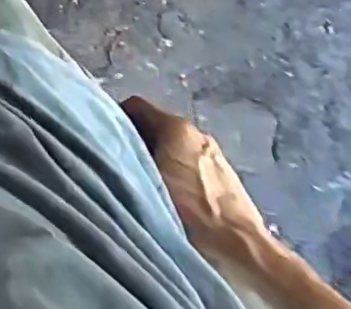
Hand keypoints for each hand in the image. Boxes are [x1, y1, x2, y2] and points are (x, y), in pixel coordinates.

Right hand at [122, 96, 267, 249]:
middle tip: (124, 162)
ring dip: (158, 155)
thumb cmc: (192, 211)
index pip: (136, 105)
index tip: (108, 137)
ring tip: (147, 180)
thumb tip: (113, 145)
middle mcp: (194, 130)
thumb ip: (130, 156)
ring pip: (173, 142)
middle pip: (155, 123)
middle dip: (138, 138)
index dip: (118, 116)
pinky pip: (189, 158)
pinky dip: (176, 167)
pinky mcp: (223, 171)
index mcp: (175, 125)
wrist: (243, 245)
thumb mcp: (149, 182)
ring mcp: (212, 150)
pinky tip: (173, 192)